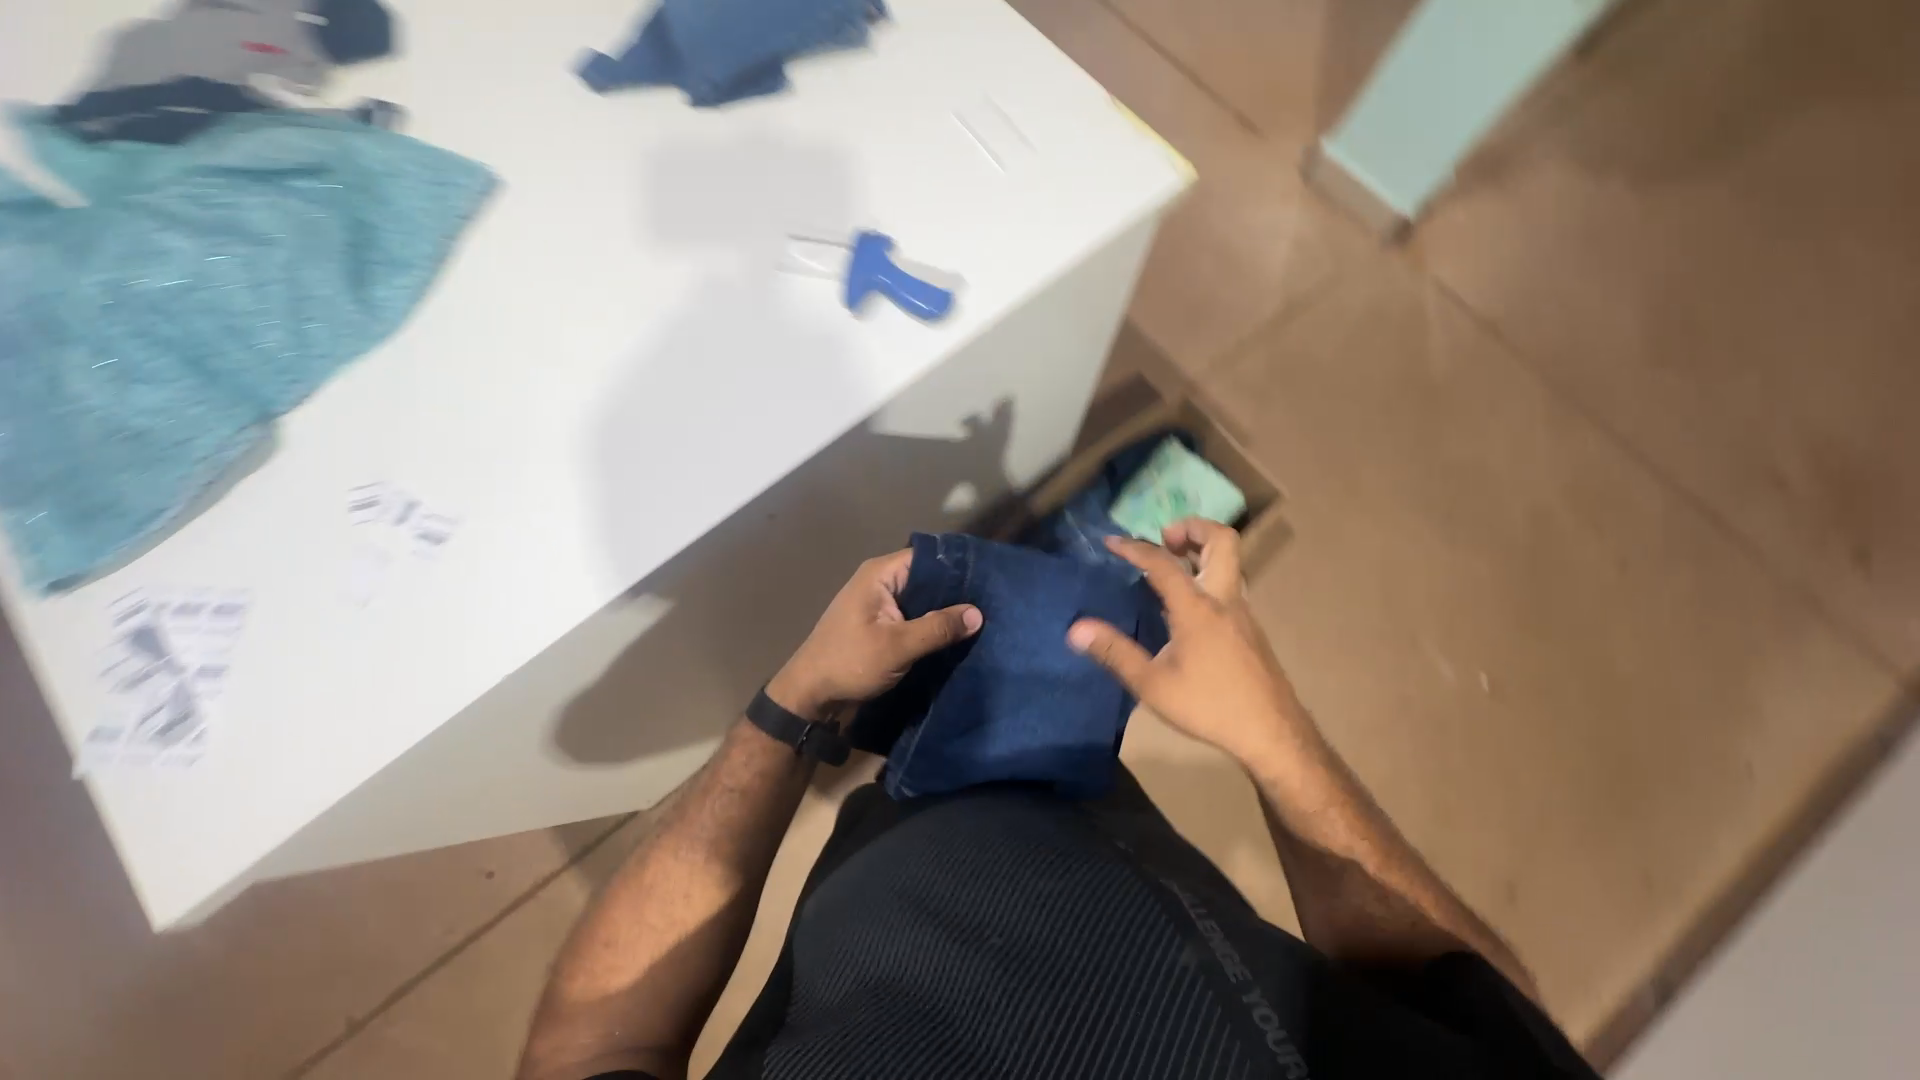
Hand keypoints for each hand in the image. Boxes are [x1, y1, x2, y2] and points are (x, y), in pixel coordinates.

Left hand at [766, 549, 982, 721]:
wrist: (810, 696)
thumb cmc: (849, 663)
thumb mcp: (897, 646)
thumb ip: (937, 628)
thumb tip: (978, 614)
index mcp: (880, 574)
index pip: (928, 557)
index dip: (957, 567)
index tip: (988, 580)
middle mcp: (881, 583)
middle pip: (927, 579)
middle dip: (956, 593)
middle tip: (993, 604)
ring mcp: (880, 606)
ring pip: (922, 601)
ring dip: (945, 613)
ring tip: (983, 620)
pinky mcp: (882, 627)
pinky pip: (914, 618)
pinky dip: (933, 626)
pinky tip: (958, 637)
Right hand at [1066, 518, 1307, 765]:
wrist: (1273, 733)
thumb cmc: (1210, 707)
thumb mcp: (1153, 685)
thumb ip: (1115, 653)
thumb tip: (1076, 629)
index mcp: (1197, 608)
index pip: (1163, 563)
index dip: (1135, 547)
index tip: (1112, 542)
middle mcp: (1225, 600)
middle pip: (1222, 541)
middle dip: (1192, 527)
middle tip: (1165, 538)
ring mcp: (1243, 614)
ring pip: (1230, 563)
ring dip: (1202, 552)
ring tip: (1173, 566)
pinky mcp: (1251, 631)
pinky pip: (1230, 587)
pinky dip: (1209, 577)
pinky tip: (1189, 608)